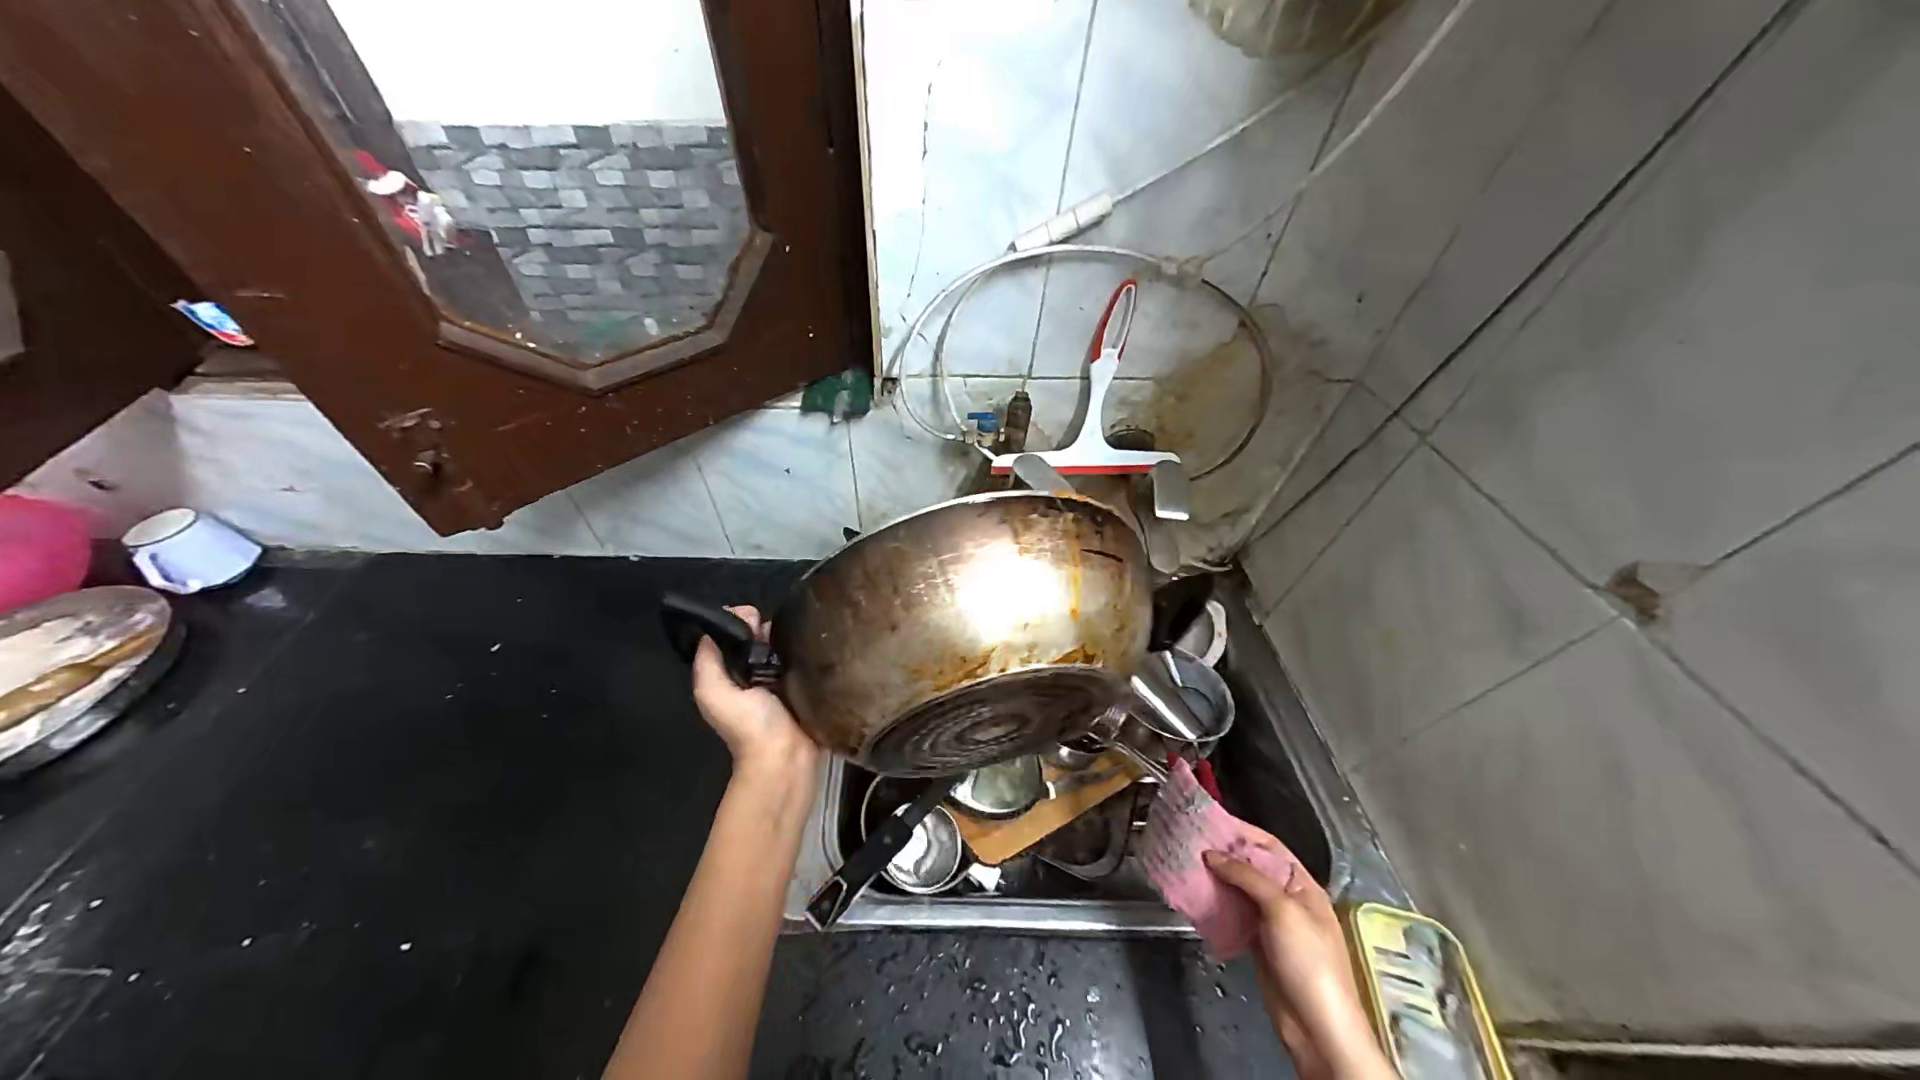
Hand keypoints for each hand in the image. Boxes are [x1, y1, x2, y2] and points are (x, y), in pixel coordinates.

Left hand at [691, 605, 820, 779]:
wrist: (786, 757)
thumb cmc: (749, 725)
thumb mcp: (713, 693)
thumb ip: (707, 662)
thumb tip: (710, 628)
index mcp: (729, 674)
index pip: (733, 636)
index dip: (740, 621)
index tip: (753, 617)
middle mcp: (753, 673)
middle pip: (759, 635)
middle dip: (765, 625)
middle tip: (776, 628)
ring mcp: (782, 677)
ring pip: (783, 642)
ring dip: (789, 633)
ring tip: (797, 631)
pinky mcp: (806, 681)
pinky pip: (804, 655)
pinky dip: (806, 645)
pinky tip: (811, 640)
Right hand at [1205, 831, 1393, 1079]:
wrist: (1317, 1026)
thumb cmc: (1309, 962)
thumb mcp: (1282, 910)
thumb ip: (1247, 877)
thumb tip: (1212, 853)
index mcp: (1303, 885)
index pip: (1270, 847)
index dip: (1242, 831)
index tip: (1211, 821)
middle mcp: (1287, 899)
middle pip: (1251, 867)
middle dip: (1223, 854)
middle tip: (1191, 840)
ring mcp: (1272, 922)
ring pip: (1239, 890)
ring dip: (1216, 878)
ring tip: (1187, 863)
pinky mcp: (1257, 942)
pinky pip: (1233, 914)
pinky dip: (1216, 904)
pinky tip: (1196, 896)